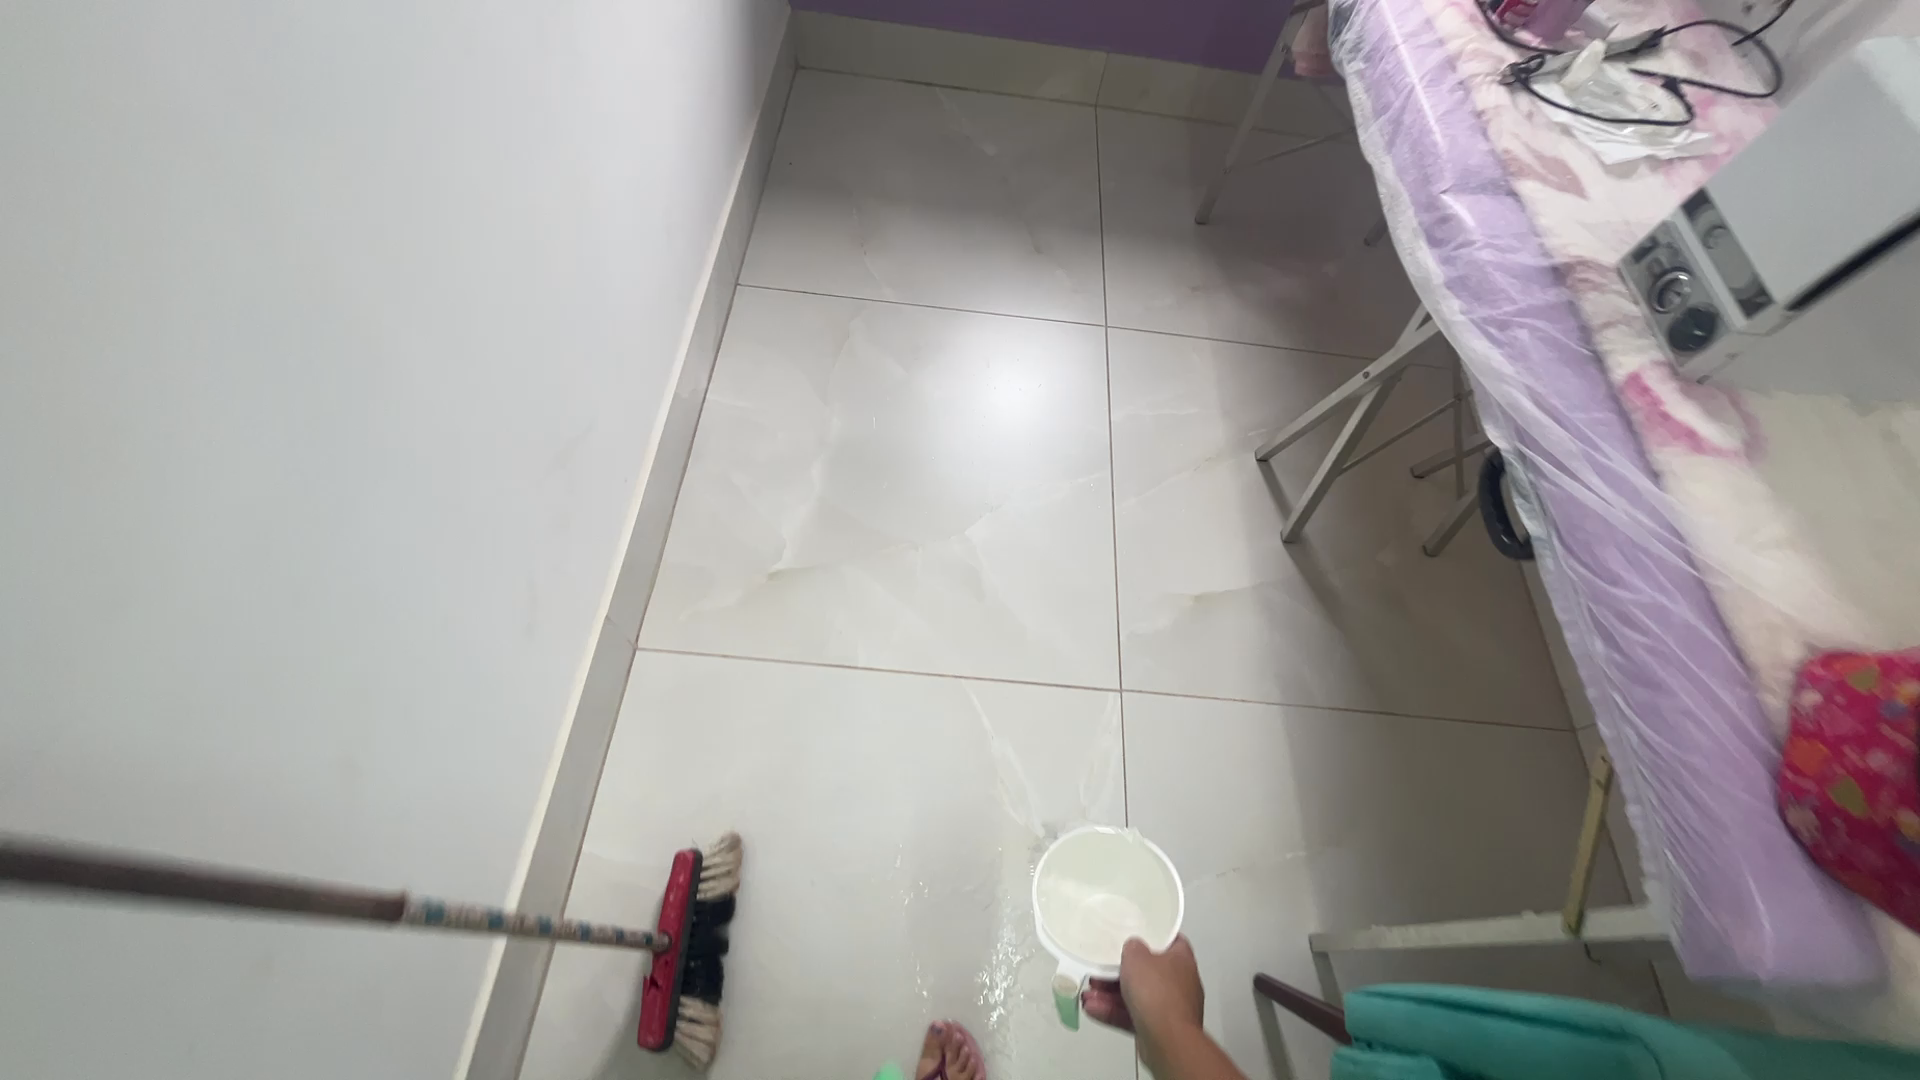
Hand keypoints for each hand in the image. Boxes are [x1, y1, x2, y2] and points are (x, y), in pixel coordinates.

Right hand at [1081, 936, 1203, 1042]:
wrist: (1167, 1040)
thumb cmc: (1158, 992)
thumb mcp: (1136, 956)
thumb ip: (1133, 947)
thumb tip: (1133, 948)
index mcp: (1181, 960)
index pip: (1171, 941)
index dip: (1153, 937)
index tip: (1135, 935)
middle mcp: (1180, 984)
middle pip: (1148, 972)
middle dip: (1121, 972)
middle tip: (1101, 969)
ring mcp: (1170, 1009)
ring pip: (1137, 996)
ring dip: (1111, 994)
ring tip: (1090, 992)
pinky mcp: (1159, 1030)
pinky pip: (1133, 1016)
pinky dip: (1114, 1012)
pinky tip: (1093, 1009)